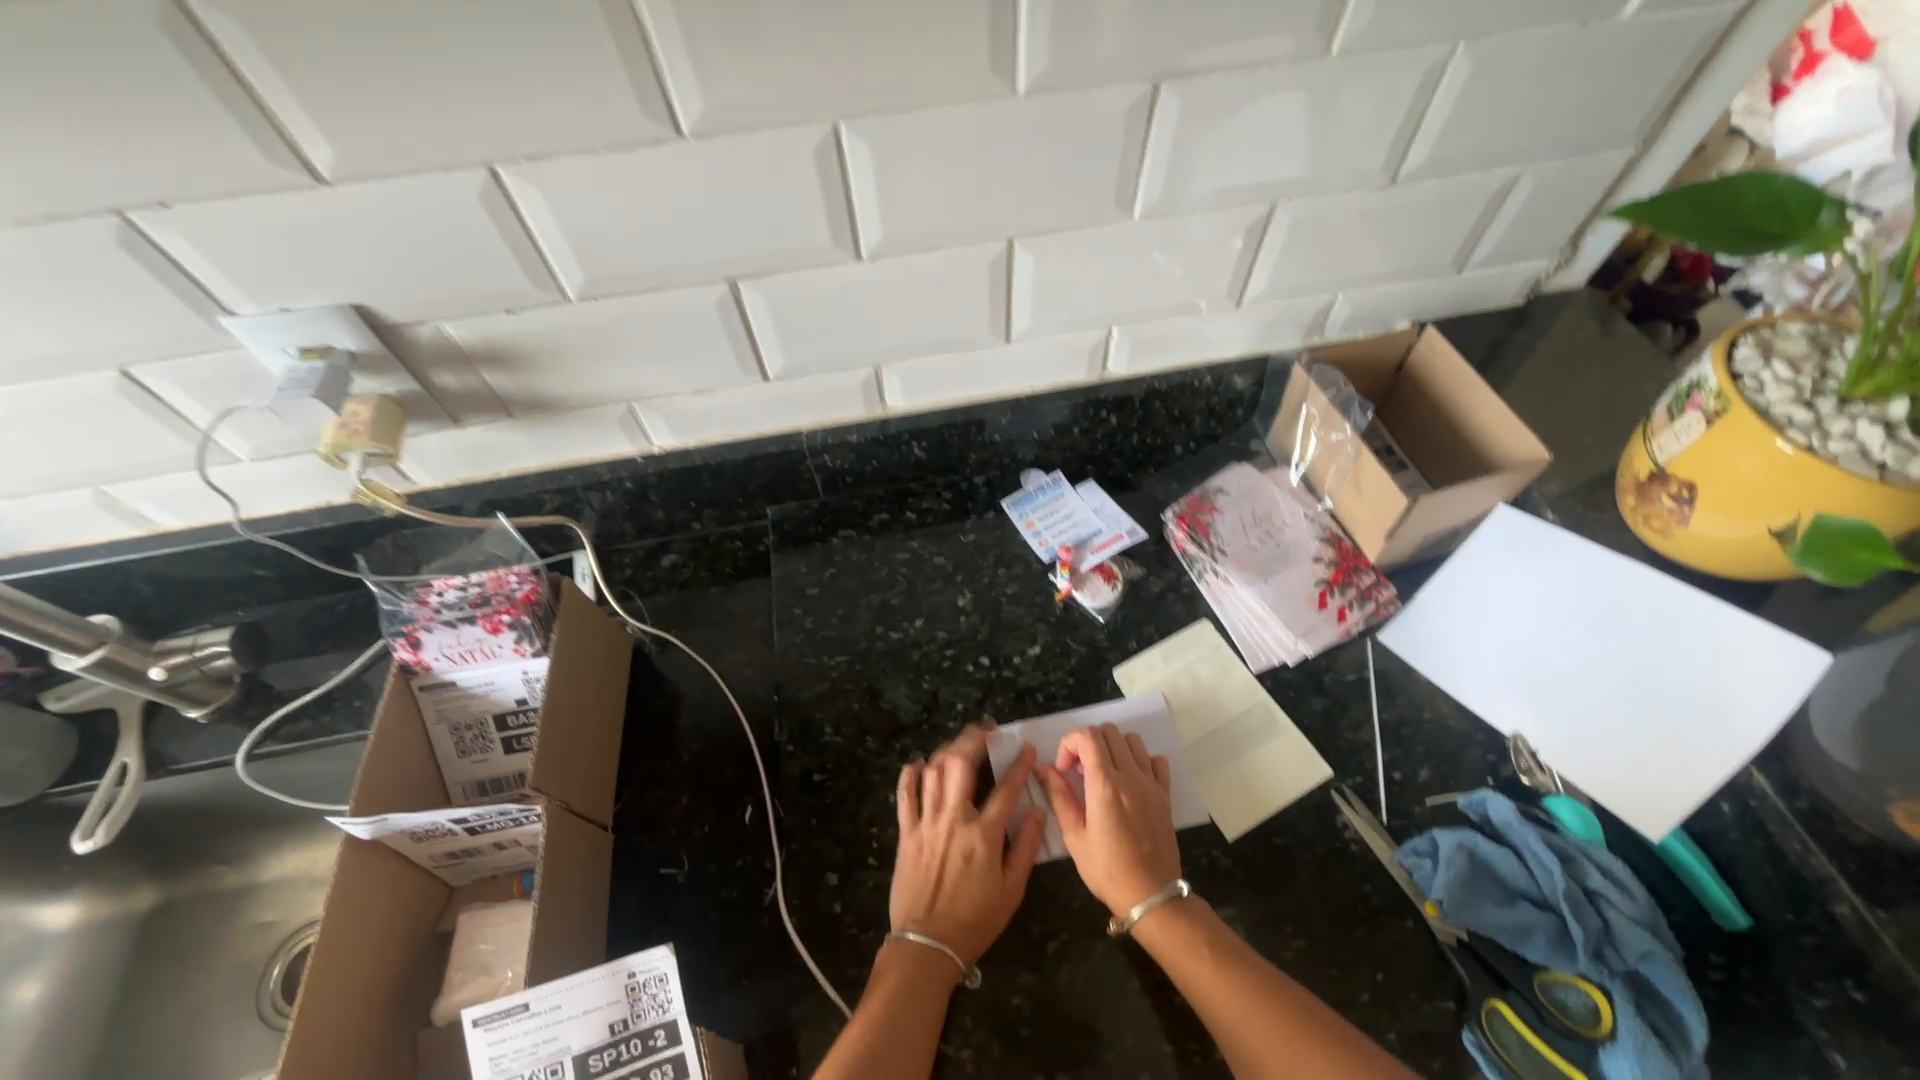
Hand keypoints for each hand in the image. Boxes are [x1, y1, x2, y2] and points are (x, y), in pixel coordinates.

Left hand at [890, 724, 1046, 967]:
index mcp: (984, 835)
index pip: (1006, 789)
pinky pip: (905, 796)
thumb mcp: (1012, 890)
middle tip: (987, 730)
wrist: (927, 944)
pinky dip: (911, 775)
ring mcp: (926, 824)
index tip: (1026, 749)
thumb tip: (1038, 813)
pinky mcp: (906, 834)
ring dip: (947, 750)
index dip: (1019, 765)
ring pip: (934, 772)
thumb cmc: (975, 921)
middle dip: (975, 739)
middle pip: (962, 764)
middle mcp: (954, 820)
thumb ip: (1025, 848)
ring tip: (960, 743)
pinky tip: (919, 763)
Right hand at [1036, 723, 1182, 917]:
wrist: (1150, 894)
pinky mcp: (1165, 794)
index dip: (1069, 744)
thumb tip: (1042, 768)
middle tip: (1080, 773)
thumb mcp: (1074, 836)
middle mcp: (1131, 776)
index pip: (1088, 736)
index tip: (1064, 770)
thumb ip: (1059, 796)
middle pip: (1109, 732)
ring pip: (1132, 740)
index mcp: (1105, 785)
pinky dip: (1139, 760)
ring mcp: (1151, 784)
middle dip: (1088, 743)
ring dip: (1113, 748)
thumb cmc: (1106, 869)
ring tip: (1103, 775)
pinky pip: (1155, 760)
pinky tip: (1129, 781)